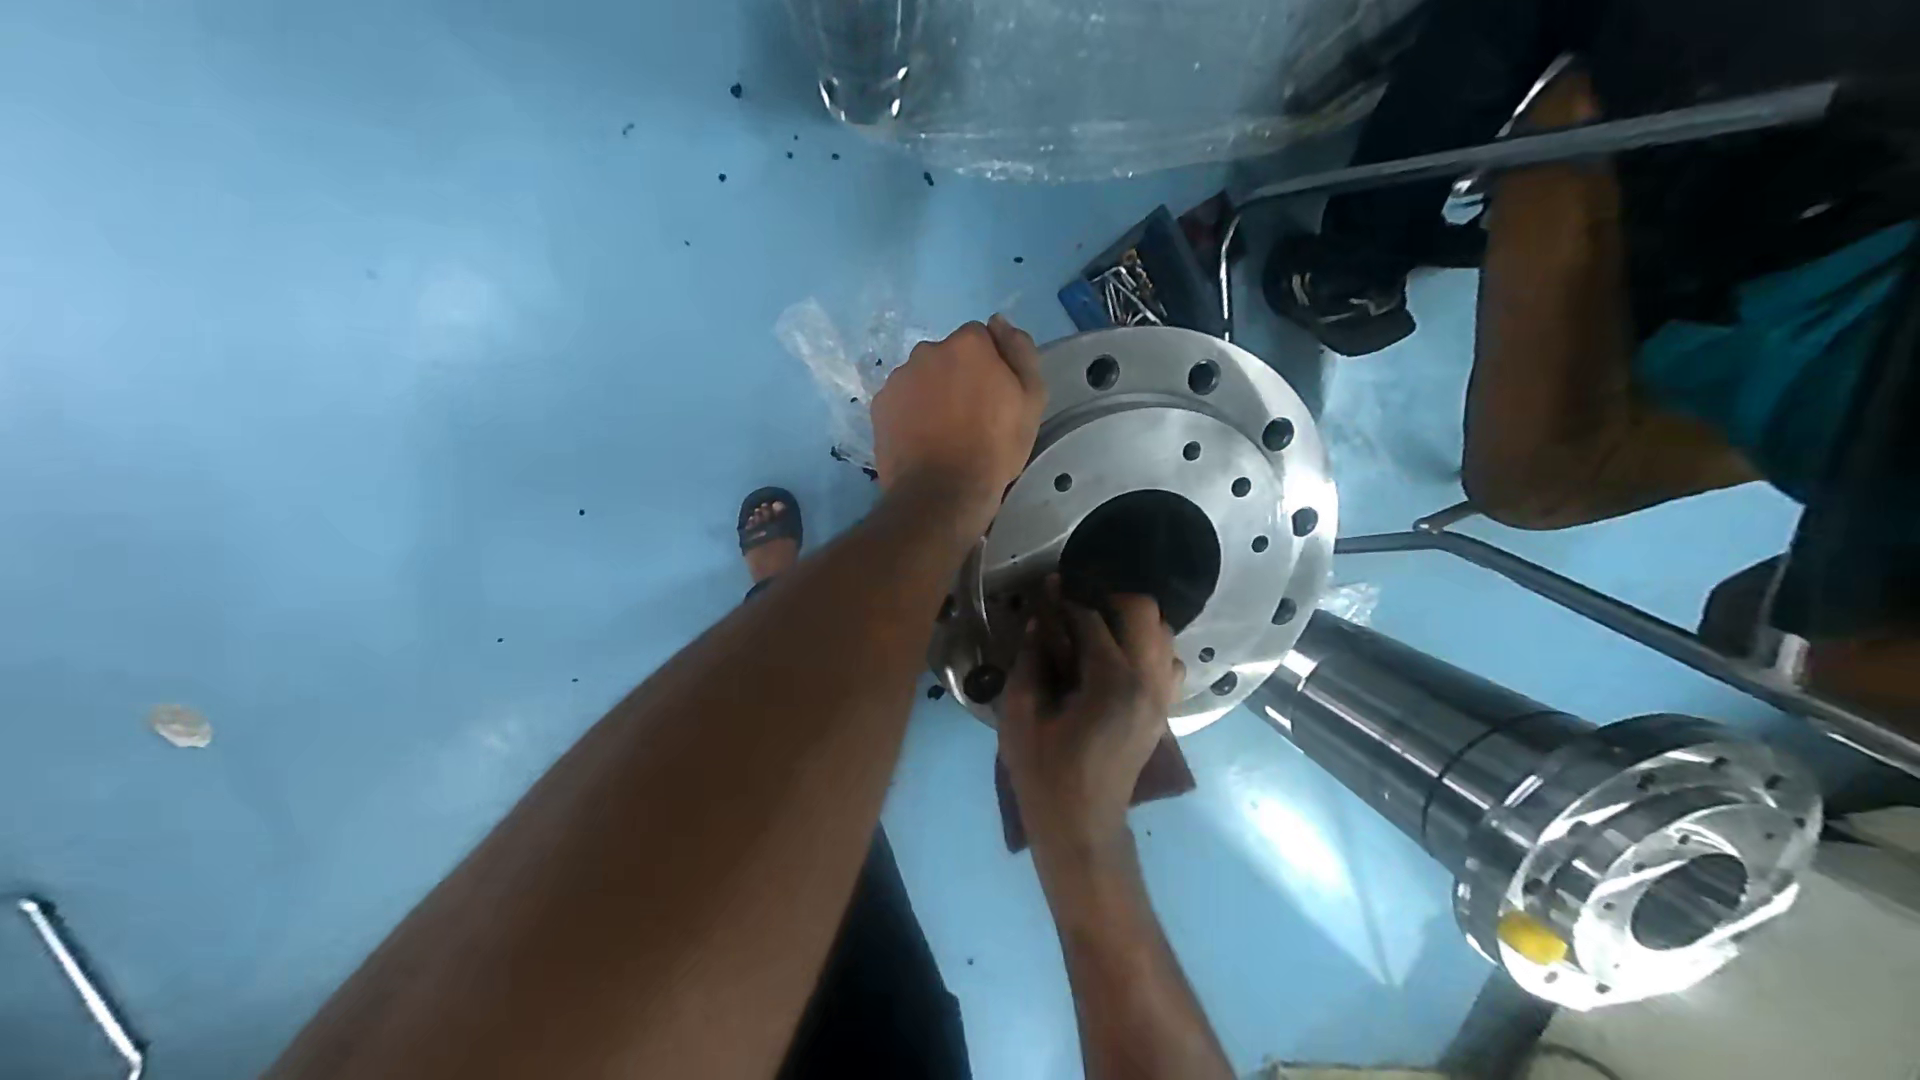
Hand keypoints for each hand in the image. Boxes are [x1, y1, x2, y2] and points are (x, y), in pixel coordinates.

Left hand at [872, 315, 1045, 534]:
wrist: (943, 491)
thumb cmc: (995, 447)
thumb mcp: (1031, 400)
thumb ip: (1020, 352)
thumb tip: (999, 322)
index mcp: (968, 344)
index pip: (981, 338)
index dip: (990, 365)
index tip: (993, 396)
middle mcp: (927, 350)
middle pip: (947, 355)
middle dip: (957, 376)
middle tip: (968, 417)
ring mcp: (898, 377)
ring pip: (921, 377)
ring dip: (931, 393)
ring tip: (942, 432)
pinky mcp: (879, 404)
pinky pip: (900, 400)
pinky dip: (909, 412)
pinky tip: (921, 439)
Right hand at [1000, 589, 1184, 856]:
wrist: (1080, 824)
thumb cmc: (1044, 771)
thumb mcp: (1020, 714)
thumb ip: (1029, 660)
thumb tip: (1036, 620)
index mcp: (1112, 682)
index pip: (1094, 619)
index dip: (1066, 601)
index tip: (1048, 591)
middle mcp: (1148, 682)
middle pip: (1145, 613)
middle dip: (1110, 600)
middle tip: (1077, 611)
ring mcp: (1162, 698)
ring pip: (1164, 635)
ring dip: (1132, 625)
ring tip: (1097, 635)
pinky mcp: (1163, 711)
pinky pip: (1169, 664)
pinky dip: (1149, 651)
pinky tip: (1118, 663)